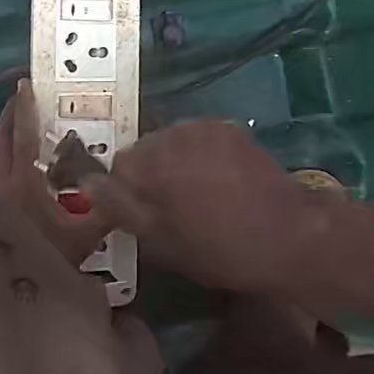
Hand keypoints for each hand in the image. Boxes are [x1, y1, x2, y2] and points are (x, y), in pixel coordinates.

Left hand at [0, 79, 112, 264]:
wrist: (18, 296)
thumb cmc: (53, 259)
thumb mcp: (88, 234)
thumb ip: (108, 207)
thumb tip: (129, 181)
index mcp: (25, 183)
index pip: (23, 137)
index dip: (26, 109)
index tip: (26, 85)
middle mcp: (4, 183)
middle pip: (1, 137)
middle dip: (11, 112)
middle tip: (24, 94)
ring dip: (4, 129)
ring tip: (19, 117)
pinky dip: (3, 148)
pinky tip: (18, 156)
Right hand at [80, 120, 326, 291]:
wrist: (288, 234)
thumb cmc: (220, 248)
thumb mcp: (161, 241)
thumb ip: (119, 207)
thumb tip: (85, 181)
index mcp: (152, 162)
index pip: (117, 167)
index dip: (127, 195)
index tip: (147, 217)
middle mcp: (173, 133)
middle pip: (143, 149)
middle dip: (151, 174)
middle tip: (174, 209)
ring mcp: (203, 126)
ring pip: (170, 142)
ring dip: (175, 161)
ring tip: (200, 194)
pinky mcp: (228, 127)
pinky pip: (197, 137)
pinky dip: (199, 153)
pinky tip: (219, 179)